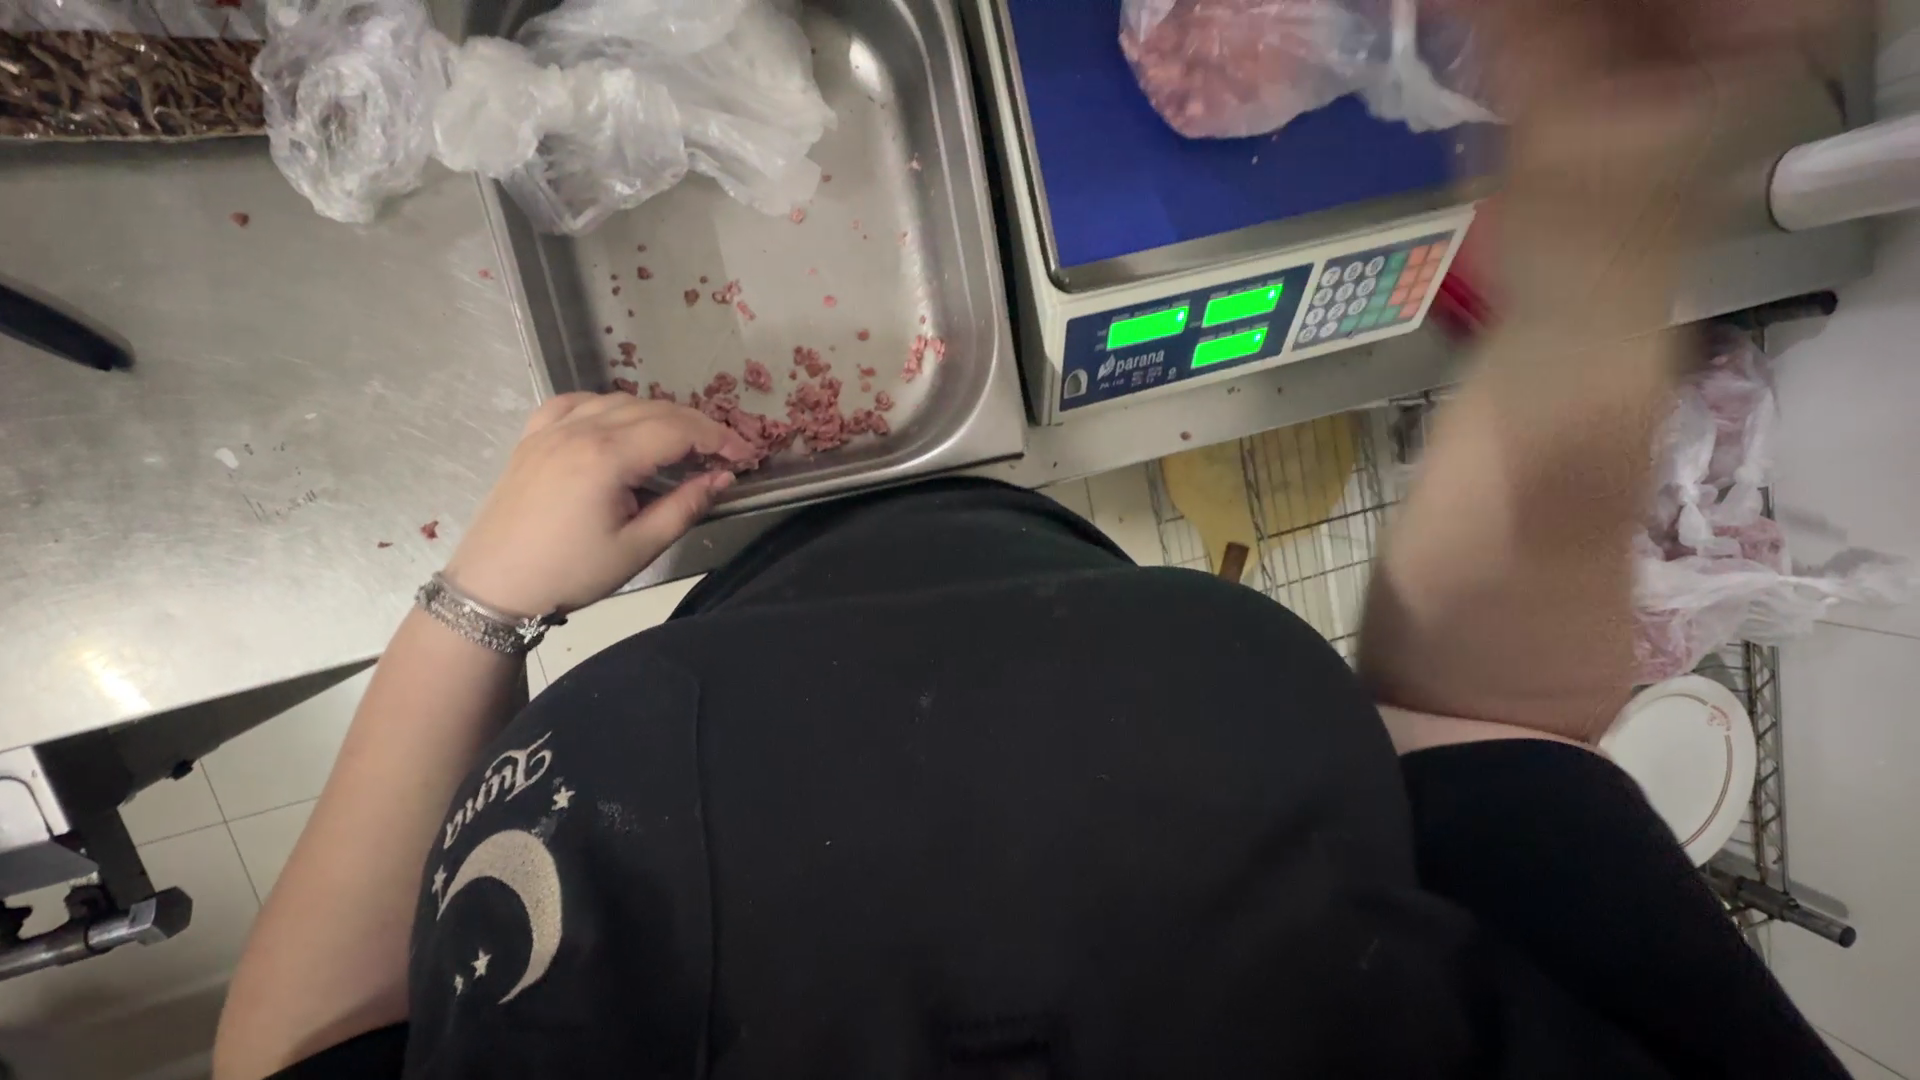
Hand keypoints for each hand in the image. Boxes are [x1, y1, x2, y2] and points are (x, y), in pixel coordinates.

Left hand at [442, 393, 754, 616]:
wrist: (494, 587)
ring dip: (657, 415)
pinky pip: (575, 403)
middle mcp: (579, 430)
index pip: (679, 430)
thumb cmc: (571, 573)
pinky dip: (608, 406)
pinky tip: (619, 423)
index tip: (746, 456)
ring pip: (618, 400)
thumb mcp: (639, 547)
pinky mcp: (532, 438)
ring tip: (679, 443)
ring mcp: (551, 430)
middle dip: (697, 426)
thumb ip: (685, 507)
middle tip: (723, 453)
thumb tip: (723, 478)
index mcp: (607, 457)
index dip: (719, 438)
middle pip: (654, 409)